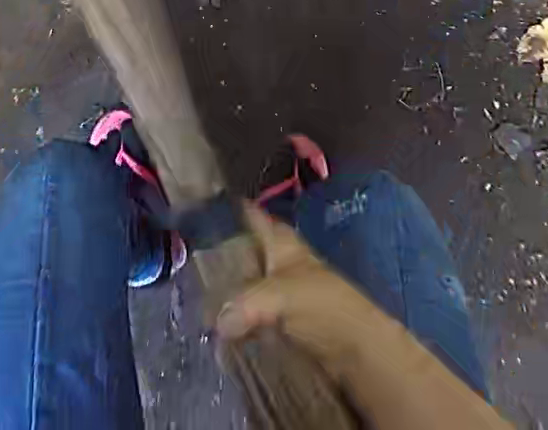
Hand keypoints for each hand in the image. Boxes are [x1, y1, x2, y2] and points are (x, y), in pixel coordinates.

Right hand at [215, 204, 508, 429]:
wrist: (358, 346)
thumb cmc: (324, 304)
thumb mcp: (281, 293)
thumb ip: (246, 302)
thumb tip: (218, 321)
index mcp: (281, 242)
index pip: (253, 215)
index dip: (233, 206)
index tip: (204, 202)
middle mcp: (280, 260)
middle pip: (246, 249)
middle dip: (222, 252)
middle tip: (190, 258)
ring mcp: (282, 291)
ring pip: (246, 281)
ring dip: (227, 289)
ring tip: (196, 295)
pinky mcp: (283, 320)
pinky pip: (250, 312)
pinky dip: (236, 316)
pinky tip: (218, 324)